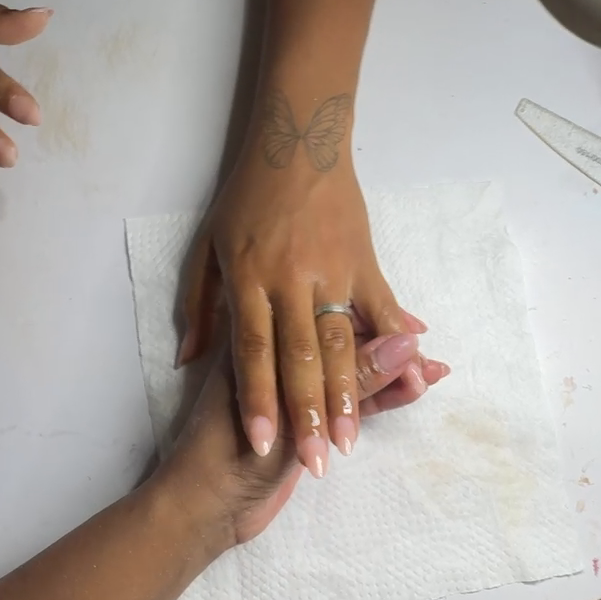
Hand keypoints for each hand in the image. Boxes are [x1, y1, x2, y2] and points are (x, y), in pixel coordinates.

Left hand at [161, 332, 449, 547]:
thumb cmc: (223, 452)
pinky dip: (382, 397)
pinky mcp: (307, 416)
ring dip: (393, 373)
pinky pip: (348, 401)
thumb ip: (347, 380)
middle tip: (431, 359)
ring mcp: (295, 385)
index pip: (328, 323)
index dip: (377, 327)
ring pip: (352, 372)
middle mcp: (283, 354)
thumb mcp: (292, 413)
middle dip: (392, 353)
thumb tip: (401, 346)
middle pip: (347, 345)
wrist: (200, 507)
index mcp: (268, 337)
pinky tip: (414, 389)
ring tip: (437, 372)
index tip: (417, 334)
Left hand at [177, 89, 423, 478]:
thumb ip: (199, 305)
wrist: (295, 138)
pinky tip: (413, 367)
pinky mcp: (363, 260)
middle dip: (307, 413)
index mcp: (248, 278)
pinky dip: (397, 336)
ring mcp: (332, 270)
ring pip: (342, 340)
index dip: (258, 398)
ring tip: (352, 437)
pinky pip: (382, 304)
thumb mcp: (207, 247)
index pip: (252, 350)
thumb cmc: (245, 197)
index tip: (262, 444)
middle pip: (299, 356)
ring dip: (350, 392)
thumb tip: (187, 358)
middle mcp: (290, 279)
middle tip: (316, 460)